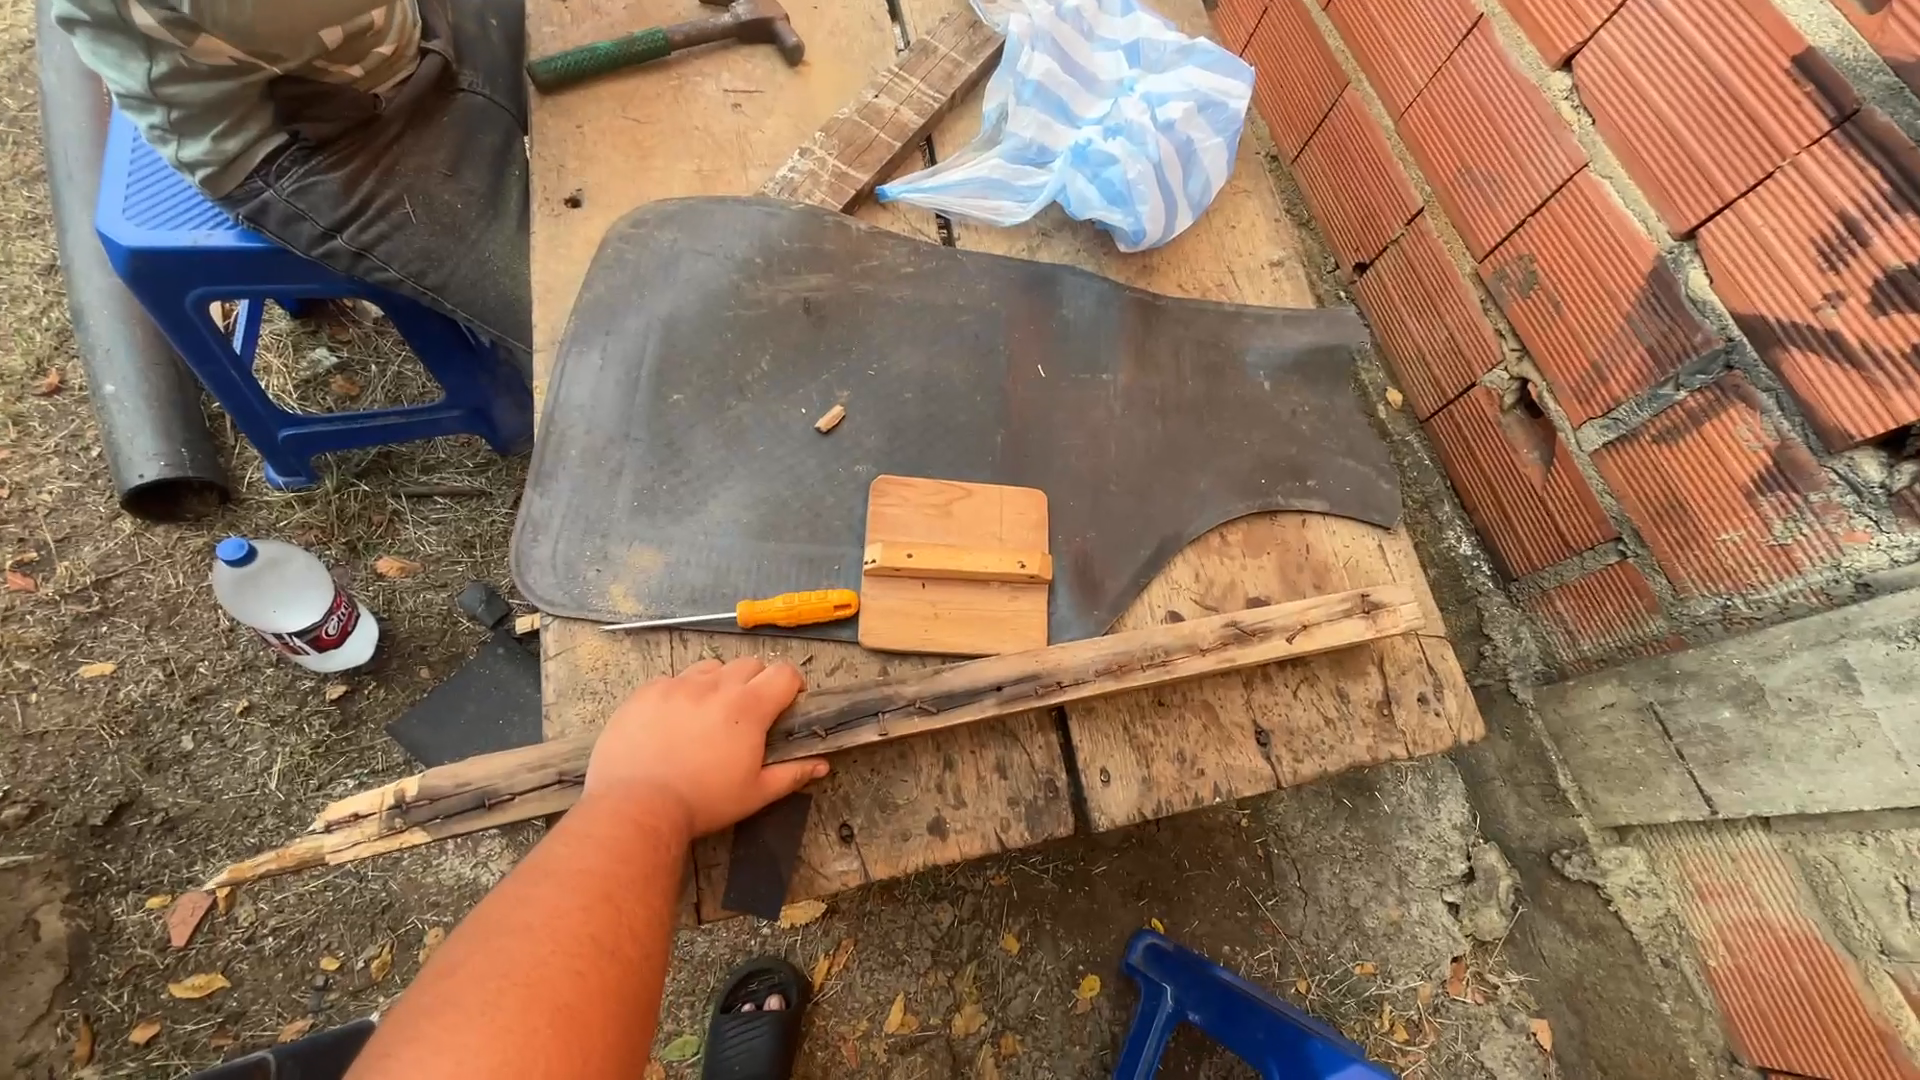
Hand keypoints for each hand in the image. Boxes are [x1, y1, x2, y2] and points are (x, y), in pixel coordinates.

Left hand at [582, 657, 827, 838]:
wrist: (635, 807)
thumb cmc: (702, 803)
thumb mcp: (755, 793)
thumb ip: (792, 773)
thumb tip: (823, 764)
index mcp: (748, 707)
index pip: (784, 672)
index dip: (791, 684)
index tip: (787, 702)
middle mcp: (715, 686)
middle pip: (749, 663)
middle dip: (756, 682)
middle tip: (748, 713)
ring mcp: (677, 685)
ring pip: (711, 667)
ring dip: (718, 683)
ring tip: (708, 713)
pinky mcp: (646, 692)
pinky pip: (673, 679)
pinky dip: (681, 693)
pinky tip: (673, 721)